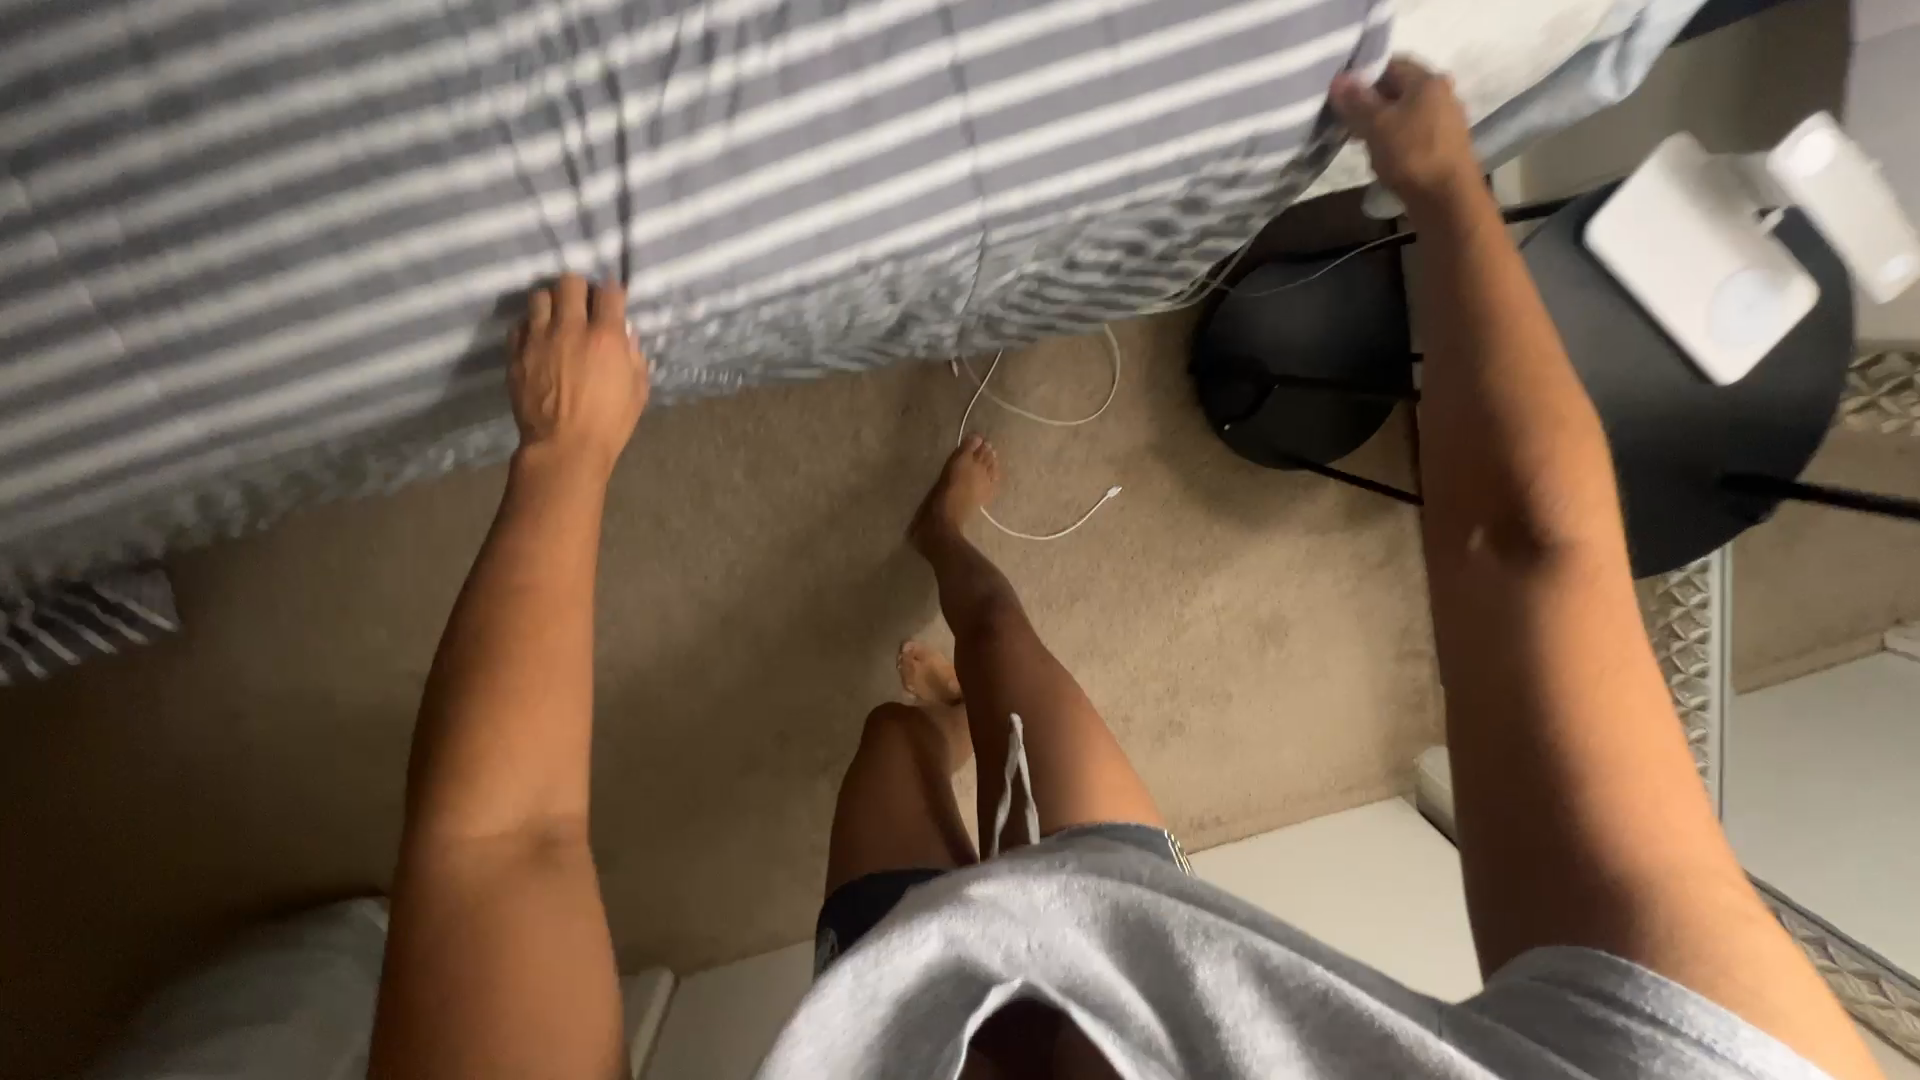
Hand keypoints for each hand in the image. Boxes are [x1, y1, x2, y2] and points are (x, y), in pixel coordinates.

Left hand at [508, 274, 648, 476]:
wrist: (565, 446)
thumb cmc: (610, 423)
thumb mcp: (638, 391)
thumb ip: (634, 357)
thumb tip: (625, 337)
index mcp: (607, 337)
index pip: (610, 292)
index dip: (613, 292)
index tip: (613, 300)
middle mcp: (571, 328)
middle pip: (570, 282)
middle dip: (580, 289)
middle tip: (583, 304)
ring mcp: (539, 337)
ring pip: (540, 296)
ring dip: (553, 304)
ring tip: (557, 319)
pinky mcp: (516, 351)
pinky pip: (520, 323)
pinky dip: (532, 326)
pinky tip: (539, 339)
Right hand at [1330, 58, 1480, 214]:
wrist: (1445, 196)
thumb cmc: (1410, 155)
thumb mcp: (1376, 126)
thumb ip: (1357, 102)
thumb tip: (1338, 79)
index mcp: (1427, 80)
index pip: (1391, 63)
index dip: (1364, 75)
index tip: (1341, 93)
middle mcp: (1441, 91)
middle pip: (1399, 88)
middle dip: (1371, 101)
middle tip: (1345, 118)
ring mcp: (1445, 118)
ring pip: (1405, 110)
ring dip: (1381, 120)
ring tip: (1359, 138)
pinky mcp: (1444, 142)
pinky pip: (1413, 130)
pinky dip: (1394, 135)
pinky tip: (1381, 153)